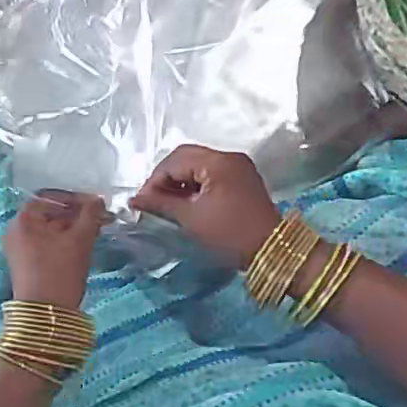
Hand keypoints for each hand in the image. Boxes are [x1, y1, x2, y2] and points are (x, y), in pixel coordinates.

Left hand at [3, 190, 105, 308]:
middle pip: (49, 213)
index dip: (75, 198)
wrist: (45, 316)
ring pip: (49, 229)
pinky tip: (82, 245)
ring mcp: (18, 248)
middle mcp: (16, 230)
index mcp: (24, 219)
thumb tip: (97, 200)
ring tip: (94, 231)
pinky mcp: (25, 263)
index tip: (96, 204)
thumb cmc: (60, 272)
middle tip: (100, 218)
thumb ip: (90, 215)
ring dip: (71, 228)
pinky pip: (45, 243)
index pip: (50, 197)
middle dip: (75, 214)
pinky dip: (63, 241)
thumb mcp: (80, 240)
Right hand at [128, 145, 280, 270]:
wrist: (272, 250)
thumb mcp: (191, 218)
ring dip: (180, 180)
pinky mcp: (242, 177)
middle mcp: (229, 157)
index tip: (143, 201)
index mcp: (218, 162)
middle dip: (166, 177)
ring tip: (167, 203)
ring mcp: (238, 166)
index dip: (155, 179)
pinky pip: (211, 172)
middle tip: (153, 200)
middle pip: (186, 157)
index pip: (175, 160)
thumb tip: (134, 199)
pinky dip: (195, 184)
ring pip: (198, 164)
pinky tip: (187, 201)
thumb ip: (161, 204)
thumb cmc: (230, 234)